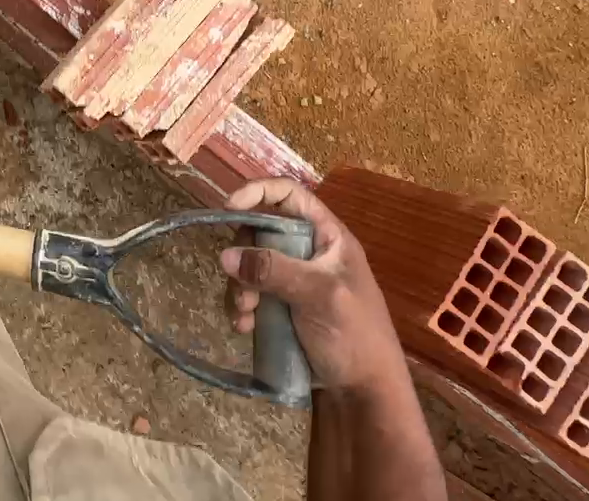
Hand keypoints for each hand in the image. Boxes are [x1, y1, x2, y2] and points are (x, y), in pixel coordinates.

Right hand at [220, 178, 404, 393]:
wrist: (364, 396)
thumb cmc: (355, 337)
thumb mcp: (319, 296)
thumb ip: (273, 269)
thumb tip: (224, 255)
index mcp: (328, 238)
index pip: (289, 194)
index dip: (258, 192)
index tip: (229, 206)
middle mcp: (308, 251)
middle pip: (259, 228)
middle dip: (243, 254)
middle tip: (241, 281)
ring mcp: (293, 278)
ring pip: (248, 261)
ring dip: (240, 286)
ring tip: (246, 313)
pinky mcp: (280, 302)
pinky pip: (248, 290)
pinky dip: (241, 304)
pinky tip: (245, 325)